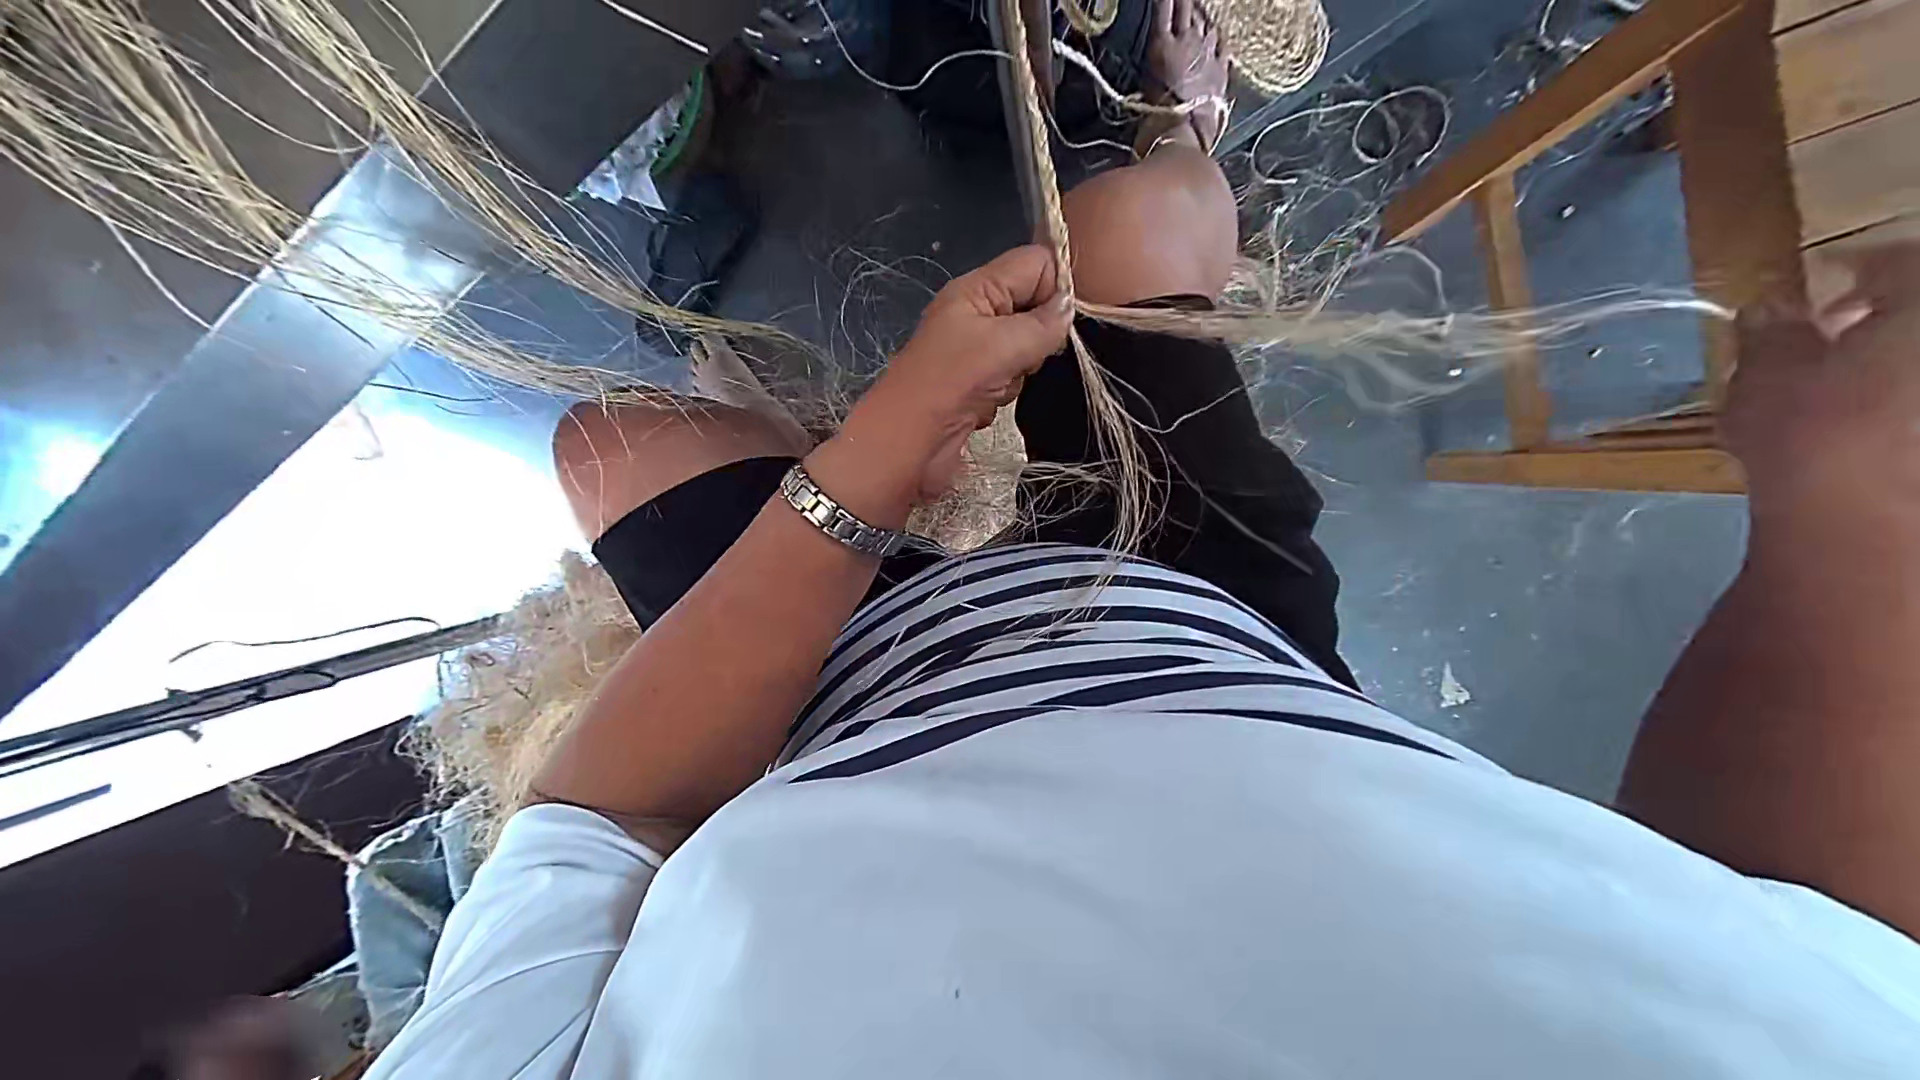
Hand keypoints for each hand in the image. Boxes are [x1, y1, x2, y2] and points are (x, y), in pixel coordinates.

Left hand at [804, 244, 1071, 529]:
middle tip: (1023, 358)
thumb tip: (1070, 307)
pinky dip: (1006, 392)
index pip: (1035, 264)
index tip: (1058, 323)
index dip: (1055, 288)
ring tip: (998, 385)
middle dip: (1040, 336)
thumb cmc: (949, 383)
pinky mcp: (976, 385)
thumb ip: (1044, 322)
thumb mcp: (1003, 343)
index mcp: (977, 290)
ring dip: (1022, 371)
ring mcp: (976, 352)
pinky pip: (1011, 379)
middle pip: (1034, 308)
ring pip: (1027, 348)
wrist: (907, 442)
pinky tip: (988, 403)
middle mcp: (977, 314)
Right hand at [1725, 243, 1919, 533]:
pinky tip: (1874, 418)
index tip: (1816, 284)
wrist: (1869, 517)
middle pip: (1917, 307)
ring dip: (1889, 360)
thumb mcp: (1766, 377)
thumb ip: (1771, 334)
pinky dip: (1894, 400)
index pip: (1899, 257)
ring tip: (1852, 380)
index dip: (1853, 266)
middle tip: (1837, 333)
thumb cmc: (1812, 430)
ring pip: (1906, 359)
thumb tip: (1768, 309)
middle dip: (1885, 314)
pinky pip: (1904, 401)